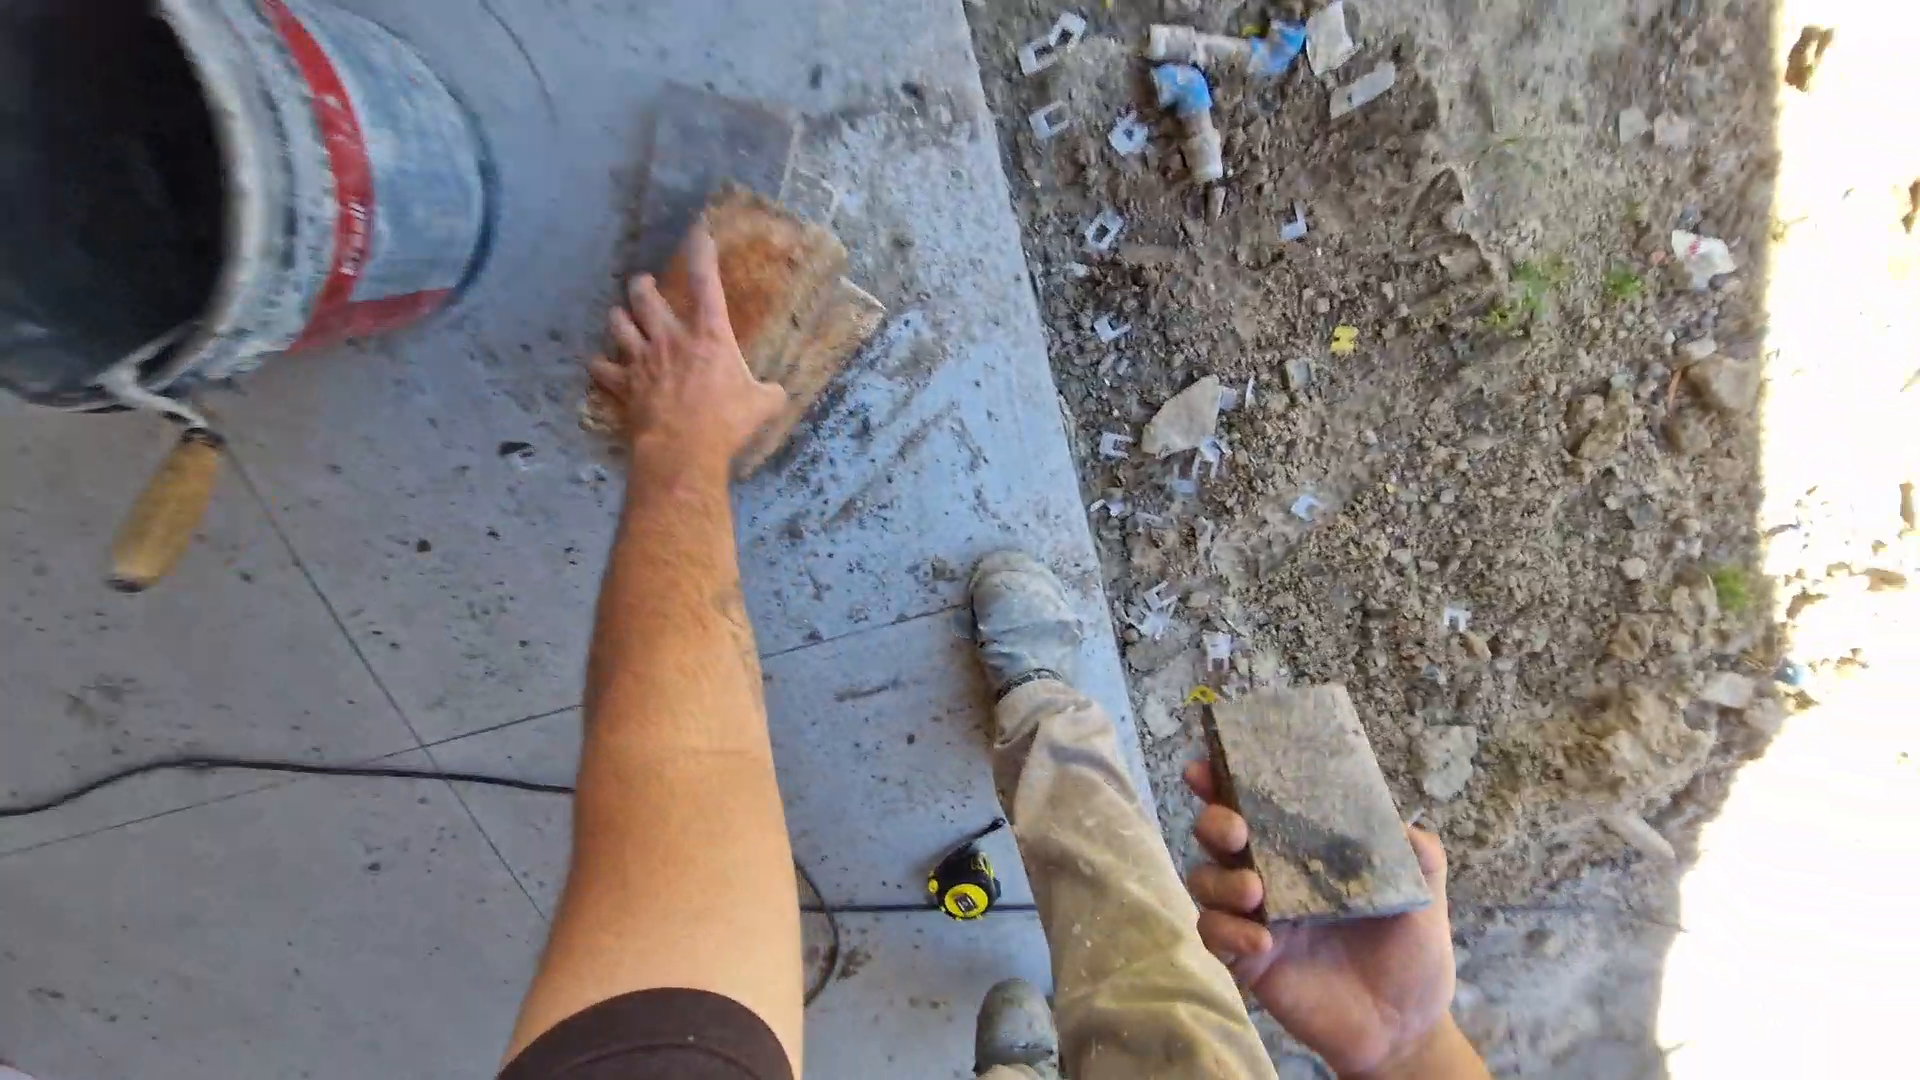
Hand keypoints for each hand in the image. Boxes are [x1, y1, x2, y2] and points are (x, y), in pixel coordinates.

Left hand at [589, 222, 786, 479]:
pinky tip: (604, 366)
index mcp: (709, 336)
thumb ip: (770, 393)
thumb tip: (779, 393)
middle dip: (643, 285)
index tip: (699, 232)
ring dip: (620, 317)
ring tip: (622, 317)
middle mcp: (671, 338)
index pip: (707, 284)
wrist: (683, 449)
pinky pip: (602, 367)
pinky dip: (602, 365)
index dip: (702, 253)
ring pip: (618, 323)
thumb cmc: (726, 422)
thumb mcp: (763, 406)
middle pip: (645, 297)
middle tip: (645, 285)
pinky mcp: (624, 384)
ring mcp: (642, 359)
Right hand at [1183, 760, 1465, 1077]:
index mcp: (1295, 848)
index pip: (1248, 804)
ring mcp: (1249, 915)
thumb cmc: (1408, 951)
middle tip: (1236, 831)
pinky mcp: (1244, 956)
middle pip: (1213, 833)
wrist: (1407, 1029)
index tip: (1204, 769)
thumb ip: (1417, 855)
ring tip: (1256, 894)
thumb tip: (1402, 823)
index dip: (1219, 782)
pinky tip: (1262, 942)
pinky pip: (1212, 933)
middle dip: (1214, 823)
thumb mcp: (1421, 896)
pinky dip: (1228, 931)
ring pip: (1204, 879)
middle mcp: (1263, 872)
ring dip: (1221, 880)